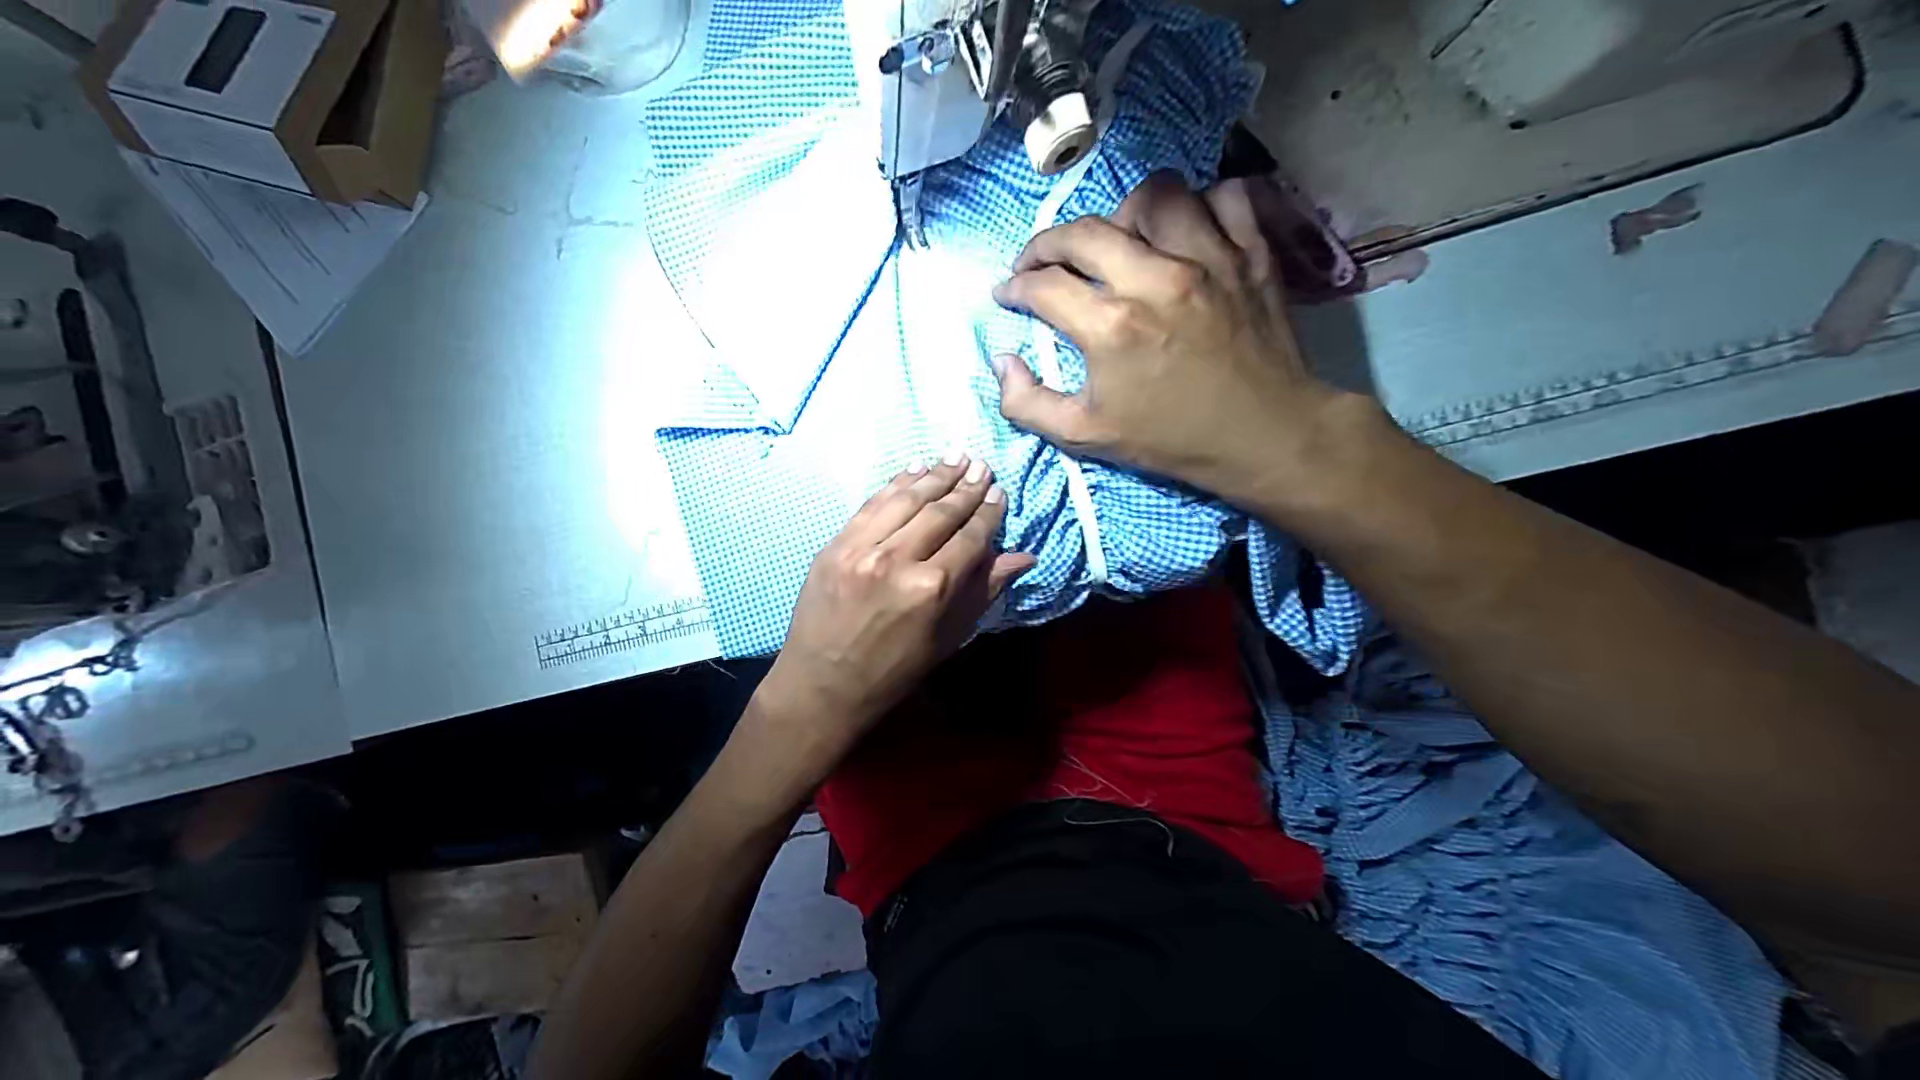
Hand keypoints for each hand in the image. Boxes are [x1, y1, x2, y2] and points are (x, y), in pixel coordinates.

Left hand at [754, 457, 1035, 765]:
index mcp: (933, 588)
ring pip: (907, 499)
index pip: (970, 537)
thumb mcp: (950, 637)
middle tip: (982, 466)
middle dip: (965, 487)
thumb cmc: (896, 671)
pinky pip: (872, 504)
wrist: (824, 684)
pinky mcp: (835, 544)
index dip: (988, 512)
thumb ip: (984, 589)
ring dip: (934, 475)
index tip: (999, 492)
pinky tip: (915, 470)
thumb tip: (1023, 556)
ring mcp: (861, 548)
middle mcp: (898, 560)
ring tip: (955, 457)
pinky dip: (896, 484)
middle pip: (941, 512)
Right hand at [991, 171, 1358, 503]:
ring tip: (1118, 243)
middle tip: (1041, 265)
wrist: (1263, 436)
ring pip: (1154, 197)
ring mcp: (1209, 258)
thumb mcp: (1086, 438)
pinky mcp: (1250, 253)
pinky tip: (1184, 235)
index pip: (1042, 284)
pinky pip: (1224, 197)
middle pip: (1083, 231)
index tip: (1009, 295)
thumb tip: (1002, 362)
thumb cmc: (1171, 439)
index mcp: (1110, 327)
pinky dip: (1199, 207)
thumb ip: (1028, 404)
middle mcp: (1154, 279)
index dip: (1014, 287)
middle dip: (1046, 244)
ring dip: (1123, 216)